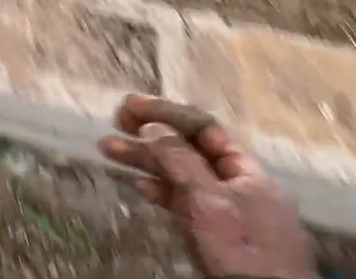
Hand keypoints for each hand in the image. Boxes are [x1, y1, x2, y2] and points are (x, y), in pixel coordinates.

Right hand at [98, 94, 317, 278]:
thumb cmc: (241, 248)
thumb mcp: (209, 200)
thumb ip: (180, 160)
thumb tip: (152, 125)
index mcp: (248, 172)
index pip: (205, 127)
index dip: (167, 112)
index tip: (129, 106)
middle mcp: (239, 185)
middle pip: (189, 149)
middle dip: (149, 135)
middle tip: (114, 124)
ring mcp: (229, 210)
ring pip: (181, 173)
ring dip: (145, 160)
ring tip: (107, 149)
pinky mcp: (217, 232)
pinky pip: (184, 200)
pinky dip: (160, 189)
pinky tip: (140, 186)